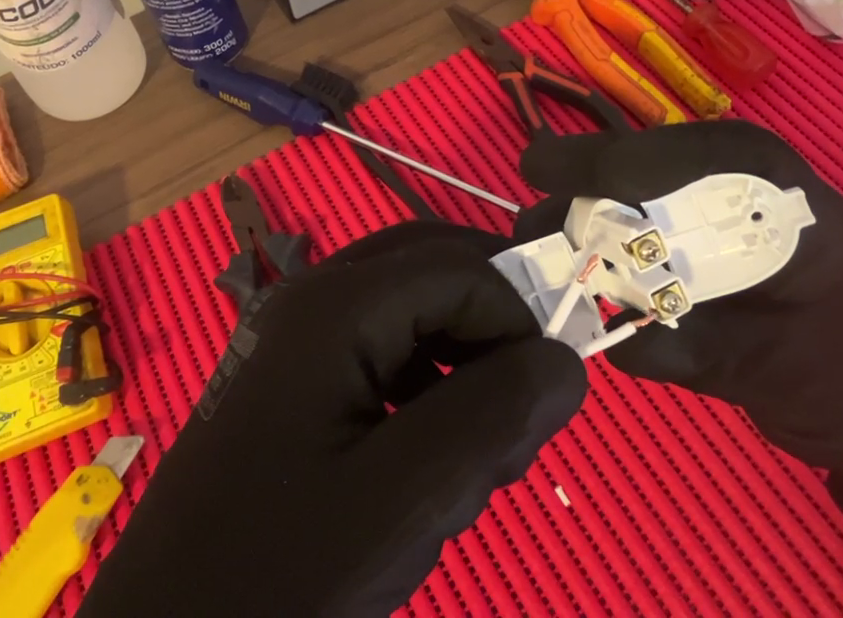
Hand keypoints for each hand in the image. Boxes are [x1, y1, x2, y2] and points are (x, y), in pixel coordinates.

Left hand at [78, 222, 587, 617]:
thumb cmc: (277, 573)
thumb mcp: (402, 500)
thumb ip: (492, 417)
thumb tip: (565, 358)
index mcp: (333, 305)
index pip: (462, 270)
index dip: (517, 323)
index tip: (538, 413)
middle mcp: (311, 300)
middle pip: (432, 274)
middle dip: (490, 333)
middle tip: (514, 420)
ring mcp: (295, 341)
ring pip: (411, 314)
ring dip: (461, 365)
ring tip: (475, 456)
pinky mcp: (292, 386)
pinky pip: (380, 356)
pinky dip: (424, 390)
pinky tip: (425, 463)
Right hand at [516, 121, 842, 604]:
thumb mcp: (768, 370)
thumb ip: (688, 350)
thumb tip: (604, 335)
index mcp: (780, 195)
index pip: (687, 158)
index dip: (610, 162)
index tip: (540, 169)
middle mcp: (748, 184)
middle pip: (652, 162)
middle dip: (584, 183)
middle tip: (529, 209)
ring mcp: (727, 209)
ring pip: (644, 186)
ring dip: (588, 211)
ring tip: (537, 239)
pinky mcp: (710, 238)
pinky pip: (647, 220)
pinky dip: (607, 237)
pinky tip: (576, 256)